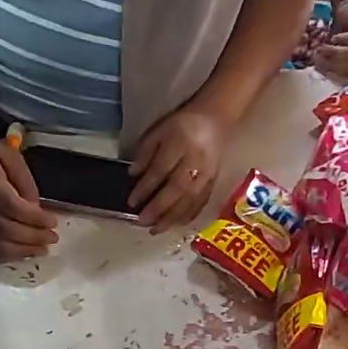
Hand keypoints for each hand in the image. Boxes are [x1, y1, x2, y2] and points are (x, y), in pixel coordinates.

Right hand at [0, 127, 56, 262]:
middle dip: (33, 237)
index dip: (34, 218)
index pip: (12, 206)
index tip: (53, 222)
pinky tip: (20, 254)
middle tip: (53, 238)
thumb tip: (35, 207)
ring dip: (22, 250)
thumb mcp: (7, 155)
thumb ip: (24, 180)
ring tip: (42, 250)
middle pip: (6, 229)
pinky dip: (4, 256)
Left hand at [128, 103, 228, 231]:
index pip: (161, 169)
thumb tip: (133, 174)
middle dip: (158, 208)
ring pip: (191, 199)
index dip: (145, 187)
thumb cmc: (181, 125)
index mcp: (180, 143)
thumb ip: (145, 152)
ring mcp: (208, 172)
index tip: (132, 202)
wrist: (215, 119)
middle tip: (142, 221)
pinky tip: (176, 225)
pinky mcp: (214, 181)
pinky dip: (188, 215)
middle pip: (177, 188)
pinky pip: (202, 201)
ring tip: (156, 230)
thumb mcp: (159, 131)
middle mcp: (196, 160)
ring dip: (172, 218)